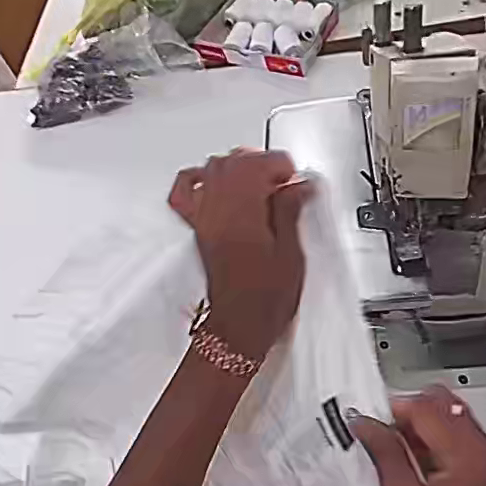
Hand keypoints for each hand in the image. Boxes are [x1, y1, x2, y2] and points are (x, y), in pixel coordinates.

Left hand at [168, 149, 312, 358]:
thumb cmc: (264, 298)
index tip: (296, 179)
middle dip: (263, 163)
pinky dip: (201, 179)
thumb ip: (291, 211)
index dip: (282, 167)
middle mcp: (219, 210)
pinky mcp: (199, 228)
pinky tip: (217, 184)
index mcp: (244, 212)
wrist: (240, 325)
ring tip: (260, 181)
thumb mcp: (291, 252)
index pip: (260, 164)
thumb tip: (298, 186)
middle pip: (236, 161)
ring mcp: (205, 217)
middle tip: (285, 180)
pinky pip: (187, 191)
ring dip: (239, 166)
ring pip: (214, 168)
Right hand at [351, 388, 485, 485]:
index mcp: (472, 459)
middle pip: (447, 407)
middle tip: (380, 436)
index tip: (369, 421)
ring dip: (423, 431)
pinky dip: (439, 448)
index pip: (429, 407)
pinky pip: (465, 447)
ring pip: (456, 424)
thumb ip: (386, 455)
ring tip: (395, 457)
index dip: (394, 410)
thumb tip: (368, 426)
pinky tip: (416, 472)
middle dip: (410, 416)